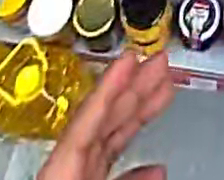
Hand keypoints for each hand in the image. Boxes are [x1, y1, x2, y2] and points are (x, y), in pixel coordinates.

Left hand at [39, 51, 175, 179]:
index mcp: (59, 168)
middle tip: (159, 61)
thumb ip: (124, 178)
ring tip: (164, 88)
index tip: (132, 56)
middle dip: (135, 86)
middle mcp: (66, 167)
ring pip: (109, 139)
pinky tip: (156, 163)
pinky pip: (109, 167)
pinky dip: (134, 160)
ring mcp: (75, 176)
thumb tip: (158, 169)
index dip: (111, 84)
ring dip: (139, 113)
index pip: (88, 116)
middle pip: (102, 118)